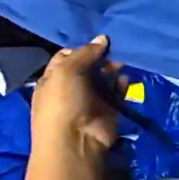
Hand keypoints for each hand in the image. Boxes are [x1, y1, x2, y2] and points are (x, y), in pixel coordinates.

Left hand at [31, 36, 121, 161]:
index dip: (82, 47)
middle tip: (116, 46)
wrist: (75, 141)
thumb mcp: (66, 70)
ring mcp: (91, 99)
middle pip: (90, 65)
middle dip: (102, 56)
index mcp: (54, 78)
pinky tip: (125, 78)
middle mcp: (72, 87)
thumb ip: (85, 52)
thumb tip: (103, 38)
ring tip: (123, 60)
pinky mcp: (109, 109)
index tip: (99, 40)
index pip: (68, 56)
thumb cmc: (63, 102)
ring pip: (105, 77)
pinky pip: (118, 91)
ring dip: (114, 68)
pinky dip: (123, 84)